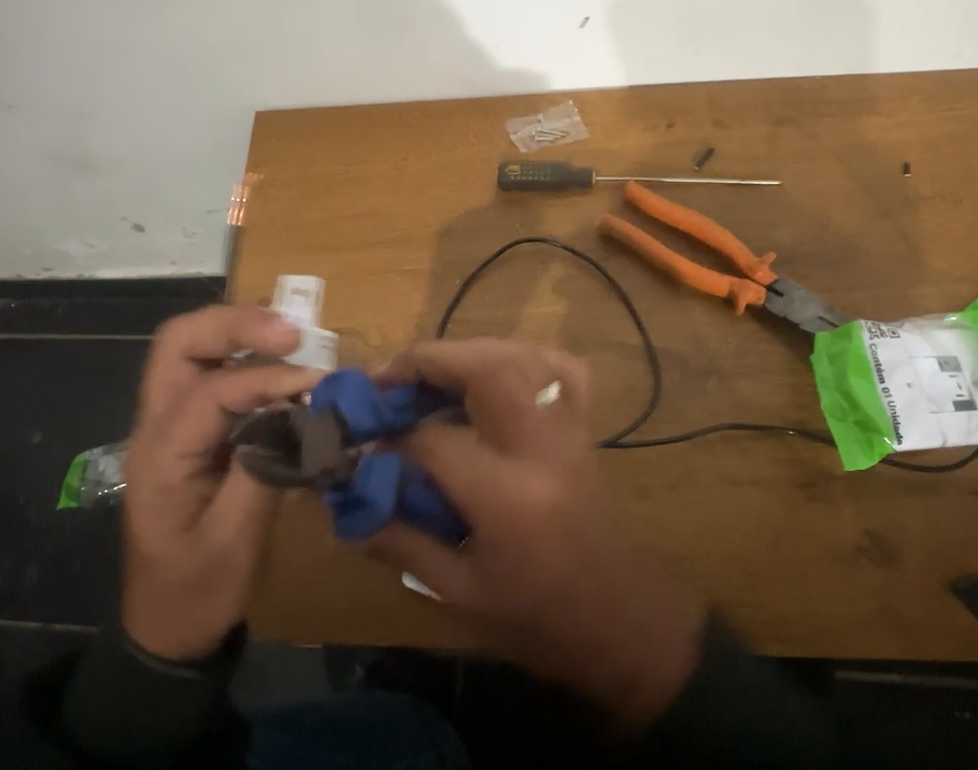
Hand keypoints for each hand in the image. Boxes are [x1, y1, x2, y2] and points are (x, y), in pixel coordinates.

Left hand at [119, 306, 321, 660]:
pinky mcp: (189, 436)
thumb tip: (299, 413)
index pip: (212, 390)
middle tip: (293, 332)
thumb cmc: (198, 592)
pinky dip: (245, 360)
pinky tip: (281, 366)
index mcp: (161, 455)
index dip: (267, 378)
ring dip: (238, 333)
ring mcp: (169, 428)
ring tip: (292, 337)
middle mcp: (156, 428)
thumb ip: (264, 468)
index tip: (318, 381)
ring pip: (189, 351)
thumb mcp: (235, 541)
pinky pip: (209, 377)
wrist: (166, 631)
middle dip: (235, 324)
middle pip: (179, 343)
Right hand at [367, 339, 705, 726]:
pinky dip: (522, 358)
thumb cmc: (540, 620)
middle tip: (387, 379)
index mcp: (506, 498)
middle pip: (486, 369)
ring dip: (469, 352)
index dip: (391, 439)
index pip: (435, 440)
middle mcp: (541, 450)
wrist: (626, 625)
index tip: (365, 447)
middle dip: (428, 361)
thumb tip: (351, 504)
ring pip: (523, 357)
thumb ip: (402, 542)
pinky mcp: (587, 431)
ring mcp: (570, 433)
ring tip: (430, 374)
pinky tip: (493, 374)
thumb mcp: (460, 594)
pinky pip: (561, 370)